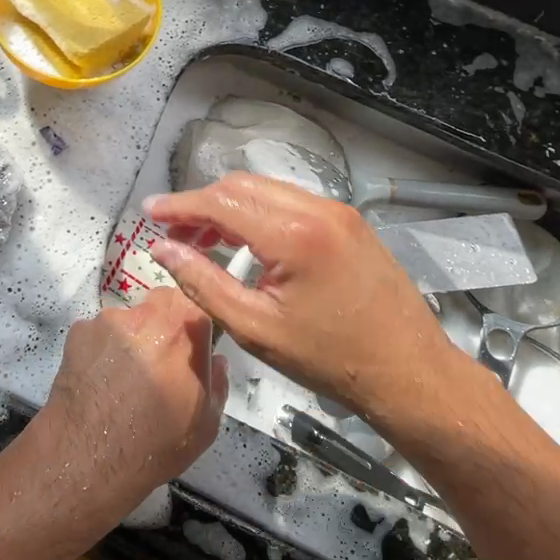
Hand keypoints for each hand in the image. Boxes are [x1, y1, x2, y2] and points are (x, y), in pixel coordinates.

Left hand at [33, 288, 228, 510]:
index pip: (196, 299)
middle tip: (161, 359)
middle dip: (165, 323)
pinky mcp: (80, 330)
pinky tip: (101, 379)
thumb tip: (216, 361)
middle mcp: (145, 316)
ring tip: (125, 377)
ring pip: (129, 319)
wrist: (89, 454)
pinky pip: (100, 332)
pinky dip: (103, 349)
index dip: (195, 316)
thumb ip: (216, 383)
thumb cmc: (155, 442)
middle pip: (161, 303)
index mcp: (182, 332)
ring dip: (132, 339)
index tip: (194, 337)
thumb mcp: (205, 424)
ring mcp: (108, 320)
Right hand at [146, 174, 467, 424]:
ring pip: (265, 189)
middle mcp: (317, 208)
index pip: (221, 202)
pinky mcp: (349, 220)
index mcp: (294, 234)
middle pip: (241, 186)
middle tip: (173, 234)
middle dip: (201, 204)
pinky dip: (257, 212)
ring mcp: (337, 211)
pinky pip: (289, 201)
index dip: (180, 205)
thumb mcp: (255, 328)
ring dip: (228, 207)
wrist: (411, 373)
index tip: (148, 213)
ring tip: (203, 240)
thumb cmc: (330, 359)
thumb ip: (203, 283)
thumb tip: (163, 249)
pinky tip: (244, 242)